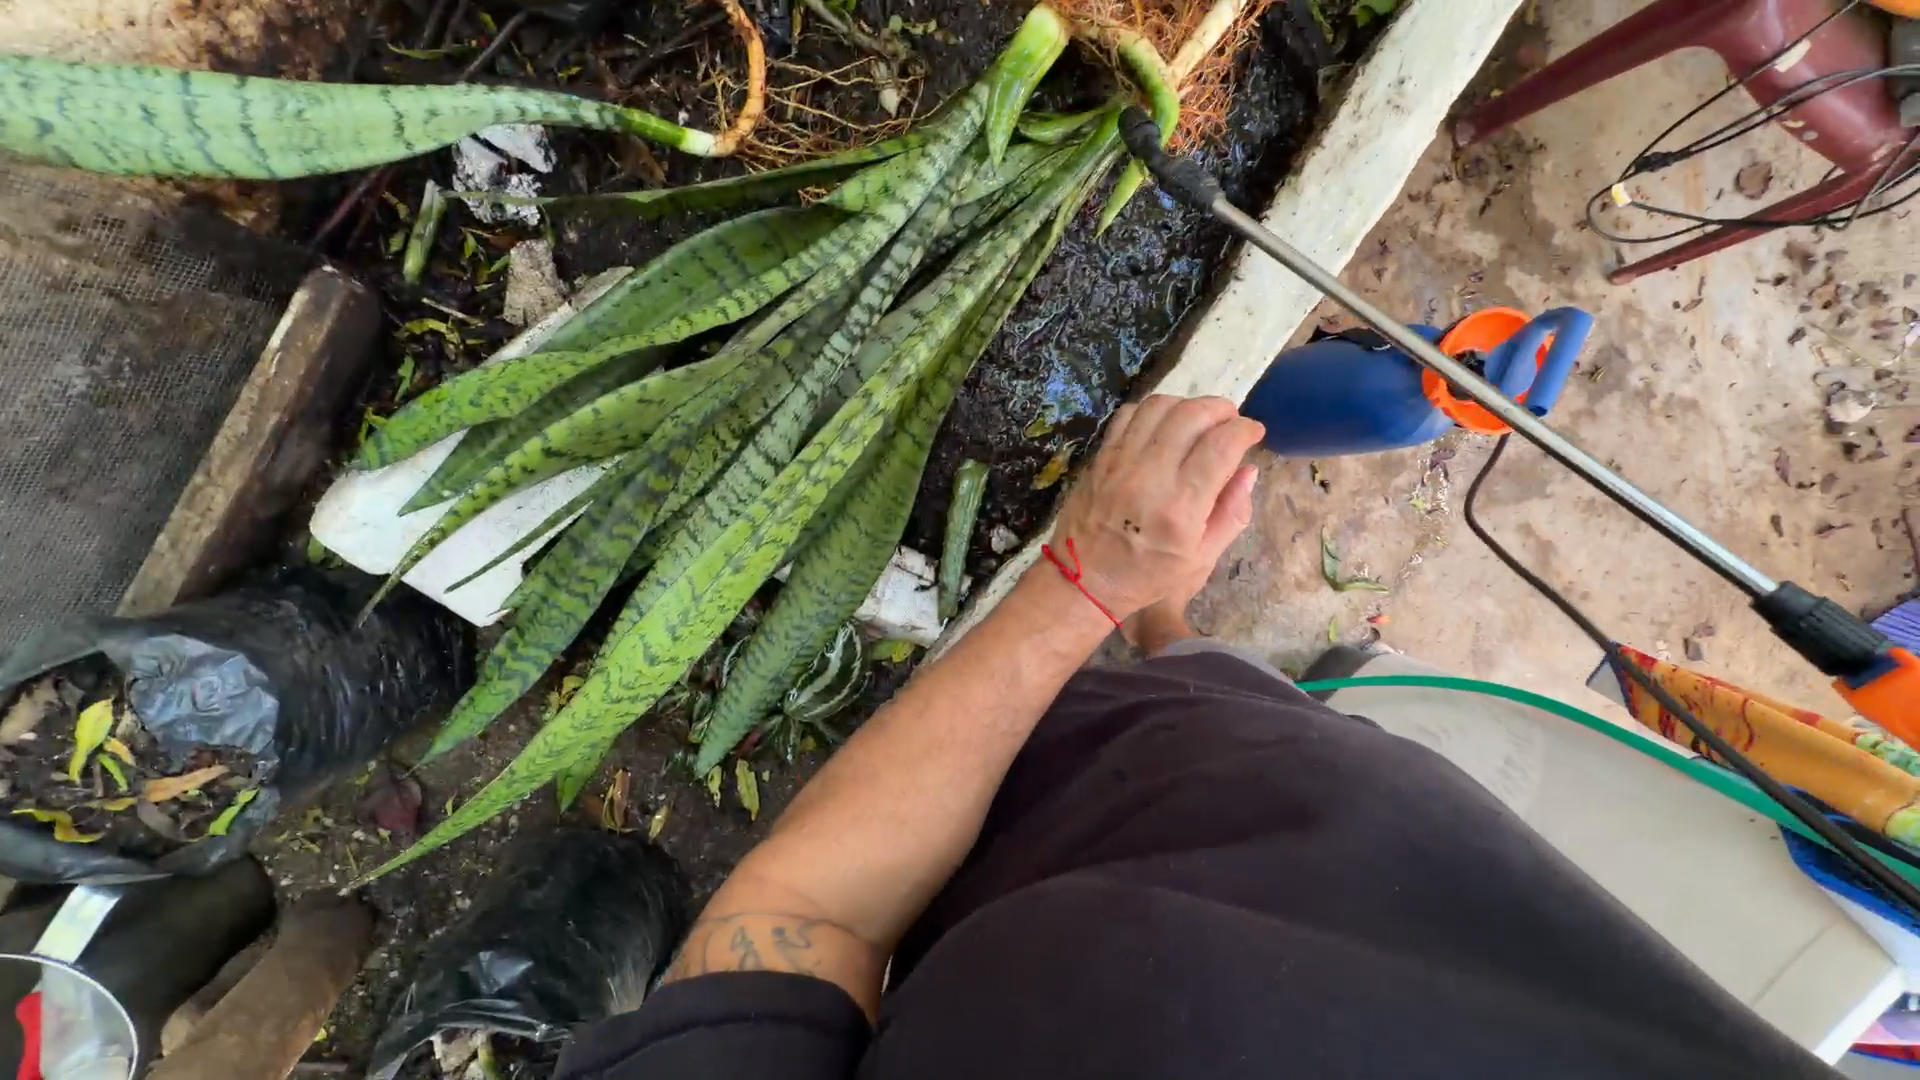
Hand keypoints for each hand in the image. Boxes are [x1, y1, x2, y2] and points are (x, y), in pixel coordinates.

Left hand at [1046, 395, 1263, 621]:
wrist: (1083, 581)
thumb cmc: (1146, 577)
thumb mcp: (1200, 559)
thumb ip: (1231, 513)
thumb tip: (1249, 470)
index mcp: (1180, 508)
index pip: (1221, 445)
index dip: (1245, 429)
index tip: (1253, 432)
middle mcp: (1149, 476)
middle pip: (1191, 415)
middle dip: (1220, 409)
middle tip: (1230, 420)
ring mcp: (1120, 463)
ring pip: (1158, 407)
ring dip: (1187, 404)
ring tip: (1199, 419)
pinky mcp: (1100, 458)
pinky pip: (1127, 415)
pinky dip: (1152, 411)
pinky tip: (1163, 425)